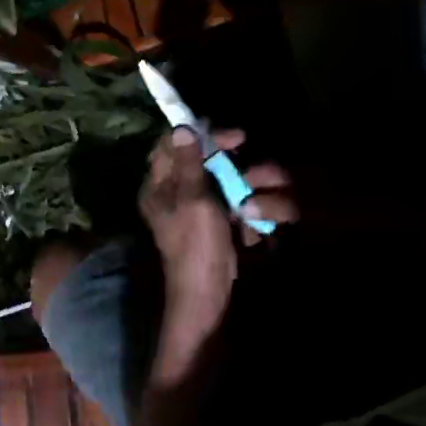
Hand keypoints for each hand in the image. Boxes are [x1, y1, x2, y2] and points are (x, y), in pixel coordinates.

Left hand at [138, 128, 295, 382]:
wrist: (209, 298)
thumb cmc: (194, 247)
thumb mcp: (191, 201)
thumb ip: (190, 164)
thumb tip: (182, 127)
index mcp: (162, 185)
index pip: (175, 144)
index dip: (201, 134)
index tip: (232, 137)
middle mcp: (183, 191)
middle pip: (215, 160)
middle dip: (244, 169)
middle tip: (263, 174)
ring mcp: (208, 207)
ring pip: (241, 182)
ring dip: (259, 196)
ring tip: (256, 214)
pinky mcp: (229, 223)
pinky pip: (250, 205)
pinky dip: (257, 216)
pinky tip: (254, 232)